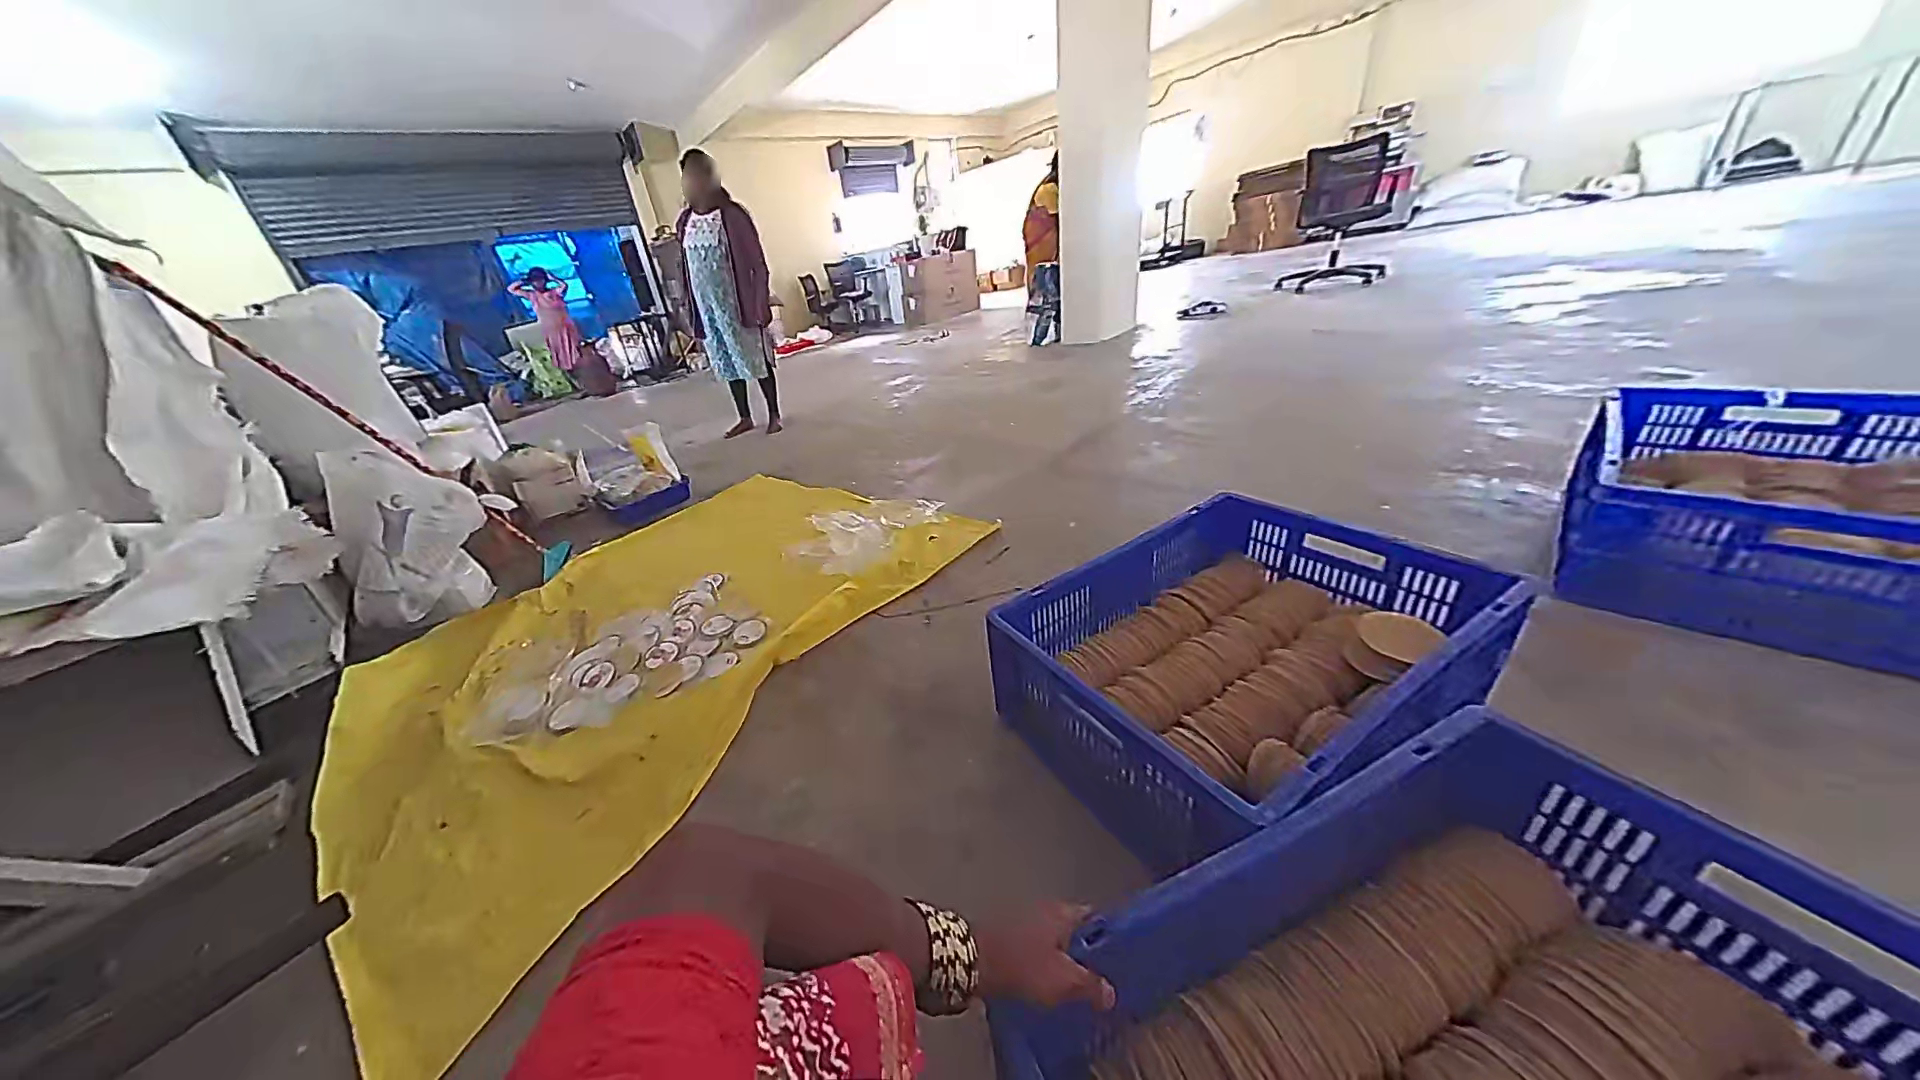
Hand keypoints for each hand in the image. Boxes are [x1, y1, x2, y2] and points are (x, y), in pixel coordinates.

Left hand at [974, 902, 1115, 1010]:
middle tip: (1098, 976)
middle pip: (1073, 929)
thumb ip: (1090, 986)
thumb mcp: (1063, 980)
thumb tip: (1111, 993)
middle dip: (1085, 950)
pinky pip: (1035, 947)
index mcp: (1063, 912)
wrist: (971, 959)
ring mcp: (1024, 920)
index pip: (1094, 918)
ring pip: (1053, 938)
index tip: (1119, 957)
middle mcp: (1045, 909)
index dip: (1108, 936)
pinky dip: (1043, 961)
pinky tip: (1045, 982)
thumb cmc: (1022, 964)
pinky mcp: (1008, 935)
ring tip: (1073, 983)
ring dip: (1062, 956)